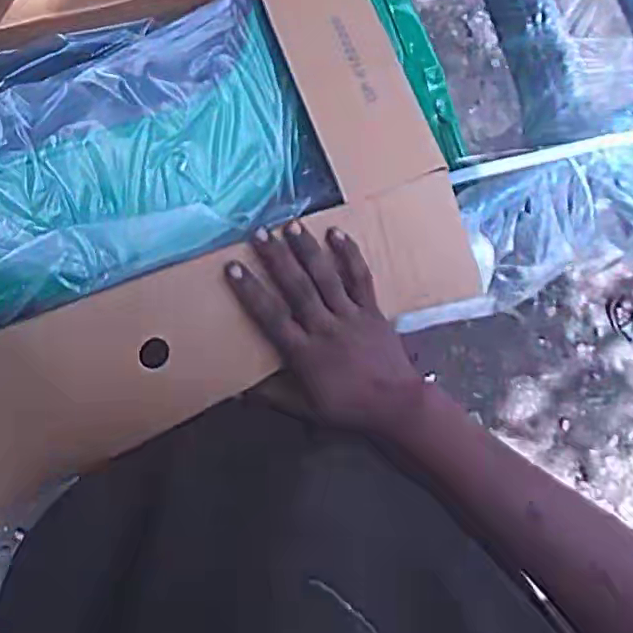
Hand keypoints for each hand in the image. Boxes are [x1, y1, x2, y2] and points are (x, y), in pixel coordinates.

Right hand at [225, 222, 433, 438]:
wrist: (399, 407)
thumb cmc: (347, 406)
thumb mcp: (304, 408)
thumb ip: (270, 395)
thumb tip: (235, 390)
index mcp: (305, 353)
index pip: (272, 316)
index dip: (251, 291)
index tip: (233, 267)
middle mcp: (325, 329)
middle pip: (298, 288)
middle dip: (277, 258)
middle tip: (259, 233)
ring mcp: (351, 316)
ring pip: (326, 278)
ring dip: (308, 249)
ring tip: (291, 225)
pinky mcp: (372, 309)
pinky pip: (360, 278)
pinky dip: (349, 254)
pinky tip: (336, 232)